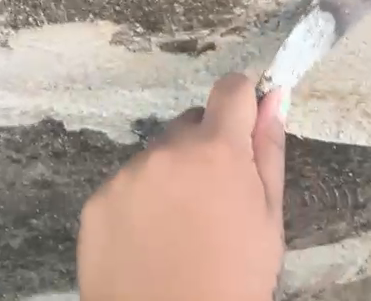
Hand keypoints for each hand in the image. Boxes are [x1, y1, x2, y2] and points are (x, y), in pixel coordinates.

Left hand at [78, 74, 288, 300]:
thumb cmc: (234, 282)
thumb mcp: (269, 222)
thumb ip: (269, 151)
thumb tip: (273, 96)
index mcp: (217, 149)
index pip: (230, 89)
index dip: (241, 103)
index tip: (243, 126)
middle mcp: (168, 148)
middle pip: (192, 124)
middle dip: (205, 148)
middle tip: (212, 201)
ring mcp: (127, 173)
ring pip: (157, 155)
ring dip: (170, 176)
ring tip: (177, 229)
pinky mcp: (97, 201)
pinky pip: (125, 185)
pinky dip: (137, 203)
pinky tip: (147, 242)